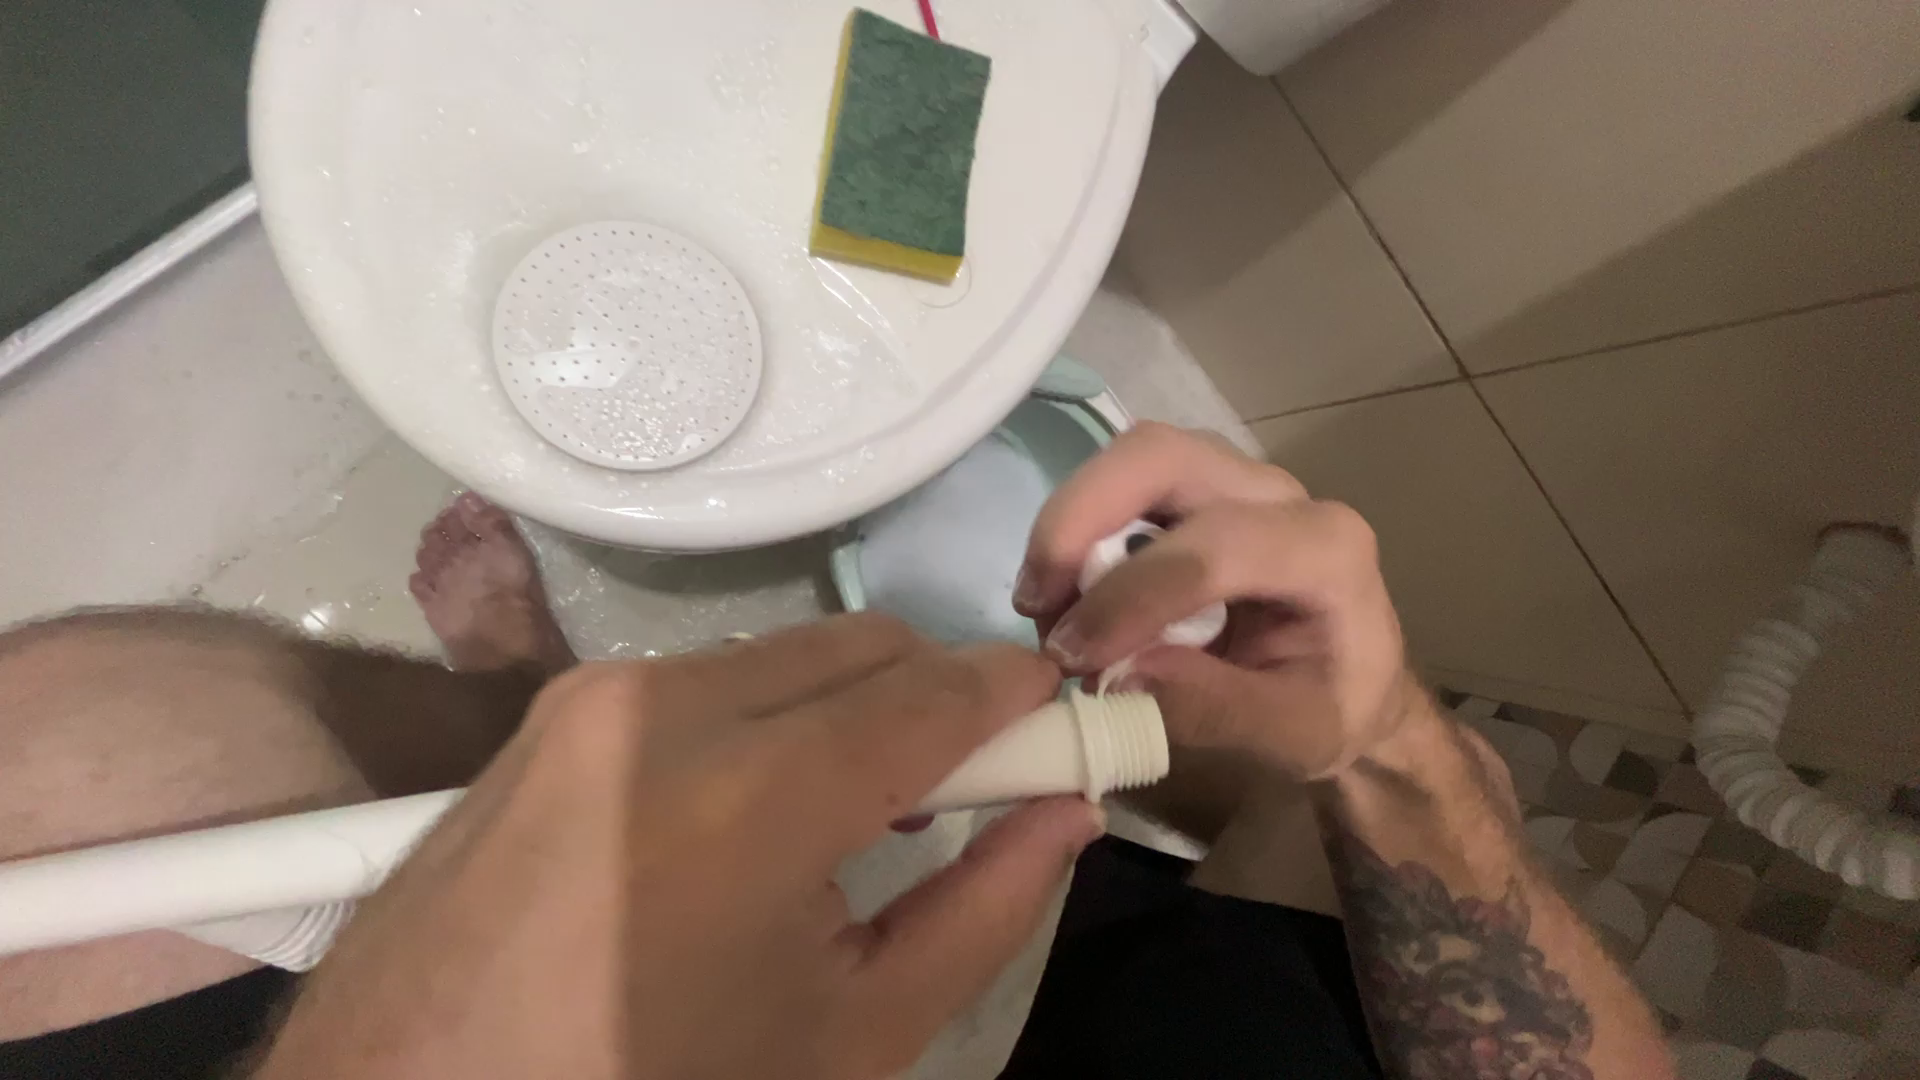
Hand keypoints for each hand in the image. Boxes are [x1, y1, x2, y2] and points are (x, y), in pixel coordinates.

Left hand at [255, 615, 1102, 1079]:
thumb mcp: (855, 1040)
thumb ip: (985, 908)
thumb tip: (1065, 815)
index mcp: (748, 801)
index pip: (931, 696)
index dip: (1014, 693)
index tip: (1055, 709)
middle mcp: (669, 708)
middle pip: (868, 646)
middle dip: (941, 690)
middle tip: (971, 771)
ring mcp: (602, 694)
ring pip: (797, 652)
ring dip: (862, 700)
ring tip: (868, 796)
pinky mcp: (564, 703)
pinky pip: (723, 674)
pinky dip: (782, 710)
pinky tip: (771, 795)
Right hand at [1014, 423, 1418, 780]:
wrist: (1343, 680)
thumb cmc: (1328, 706)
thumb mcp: (1295, 735)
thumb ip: (1217, 709)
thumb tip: (1121, 674)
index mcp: (1325, 549)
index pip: (1215, 547)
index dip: (1132, 595)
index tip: (1073, 658)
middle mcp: (1275, 492)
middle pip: (1160, 458)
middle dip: (1078, 519)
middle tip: (1036, 601)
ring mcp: (1226, 480)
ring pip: (1129, 459)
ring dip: (1067, 525)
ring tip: (1042, 606)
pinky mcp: (1186, 492)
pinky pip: (1118, 485)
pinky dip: (1074, 532)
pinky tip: (1062, 594)